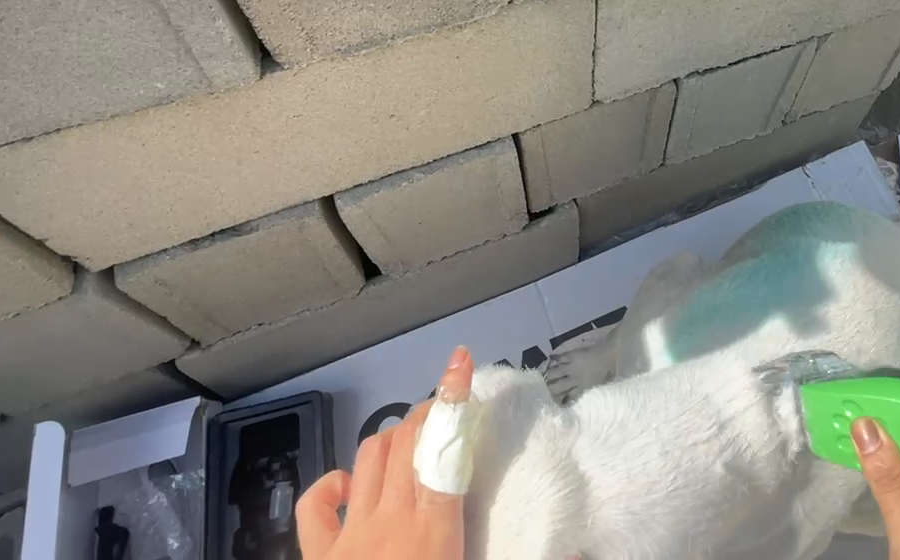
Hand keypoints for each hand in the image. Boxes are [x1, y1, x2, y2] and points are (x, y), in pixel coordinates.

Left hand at [296, 347, 474, 559]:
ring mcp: (351, 538)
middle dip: (428, 414)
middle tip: (448, 414)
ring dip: (392, 439)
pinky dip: (334, 486)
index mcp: (434, 530)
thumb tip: (582, 551)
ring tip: (411, 442)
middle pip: (407, 440)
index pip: (445, 449)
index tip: (459, 359)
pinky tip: (351, 488)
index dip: (452, 398)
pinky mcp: (321, 558)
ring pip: (370, 457)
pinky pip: (317, 505)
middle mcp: (391, 520)